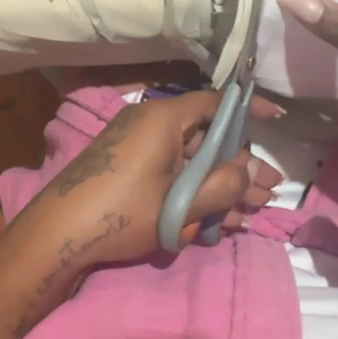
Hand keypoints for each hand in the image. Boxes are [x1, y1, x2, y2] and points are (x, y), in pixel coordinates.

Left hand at [15, 90, 283, 267]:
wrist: (59, 235)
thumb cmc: (122, 211)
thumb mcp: (180, 202)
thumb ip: (223, 185)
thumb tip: (249, 170)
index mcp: (163, 119)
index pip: (215, 103)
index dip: (248, 112)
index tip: (278, 119)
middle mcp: (151, 126)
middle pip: (206, 140)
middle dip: (239, 169)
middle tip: (269, 194)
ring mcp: (139, 150)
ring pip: (191, 163)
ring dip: (221, 188)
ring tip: (251, 214)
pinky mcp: (130, 173)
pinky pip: (171, 176)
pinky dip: (194, 195)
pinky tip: (219, 222)